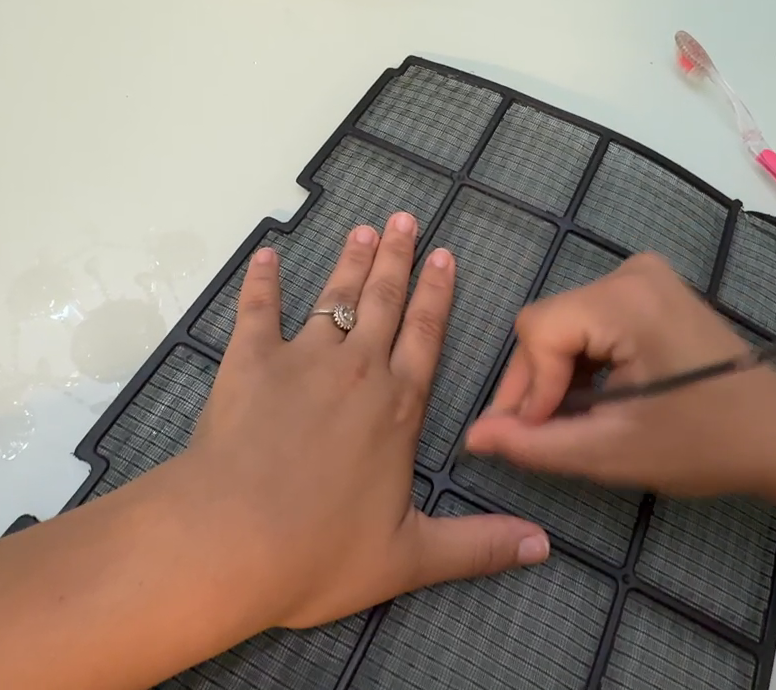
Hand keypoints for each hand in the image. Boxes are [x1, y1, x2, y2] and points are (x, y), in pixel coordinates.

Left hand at [166, 213, 549, 631]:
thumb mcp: (410, 557)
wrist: (230, 541)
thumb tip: (544, 546)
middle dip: (398, 258)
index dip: (437, 293)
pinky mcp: (252, 360)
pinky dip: (263, 282)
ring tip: (364, 229)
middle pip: (386, 301)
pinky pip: (259, 310)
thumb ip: (479, 546)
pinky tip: (267, 255)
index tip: (444, 255)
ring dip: (351, 260)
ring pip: (336, 296)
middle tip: (405, 218)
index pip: (426, 335)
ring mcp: (303, 358)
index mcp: (398, 406)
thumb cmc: (320, 552)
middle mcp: (358, 369)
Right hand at [464, 253, 775, 498]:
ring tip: (575, 420)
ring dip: (560, 373)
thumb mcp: (612, 451)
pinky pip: (592, 318)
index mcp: (626, 299)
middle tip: (545, 434)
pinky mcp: (652, 289)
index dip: (527, 387)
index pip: (538, 330)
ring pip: (567, 322)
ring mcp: (645, 276)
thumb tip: (474, 436)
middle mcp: (632, 272)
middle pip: (549, 323)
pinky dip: (585, 359)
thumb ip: (536, 443)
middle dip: (541, 381)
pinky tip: (598, 396)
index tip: (536, 435)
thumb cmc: (705, 444)